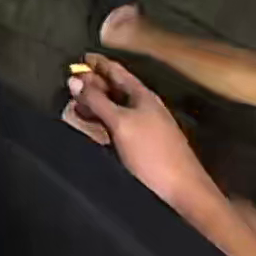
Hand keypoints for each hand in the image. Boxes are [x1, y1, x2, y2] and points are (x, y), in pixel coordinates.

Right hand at [68, 53, 218, 210]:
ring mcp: (146, 128)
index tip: (79, 58)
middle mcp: (144, 107)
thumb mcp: (120, 122)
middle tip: (71, 84)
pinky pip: (118, 126)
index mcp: (142, 95)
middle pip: (114, 88)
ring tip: (75, 106)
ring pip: (115, 108)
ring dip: (95, 104)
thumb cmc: (154, 154)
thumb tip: (75, 80)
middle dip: (93, 84)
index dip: (97, 63)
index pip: (115, 70)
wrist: (185, 197)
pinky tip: (92, 129)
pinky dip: (102, 122)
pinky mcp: (144, 148)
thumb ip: (97, 100)